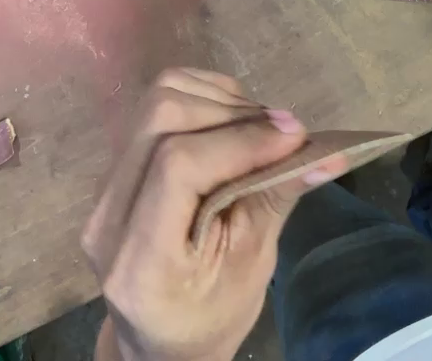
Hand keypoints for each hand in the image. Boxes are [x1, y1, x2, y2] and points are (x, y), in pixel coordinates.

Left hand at [82, 68, 349, 360]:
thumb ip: (277, 198)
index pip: (178, 166)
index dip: (240, 139)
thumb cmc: (212, 313)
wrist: (159, 336)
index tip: (295, 135)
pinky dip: (203, 96)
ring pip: (158, 100)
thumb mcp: (253, 266)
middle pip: (162, 118)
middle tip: (282, 131)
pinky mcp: (116, 163)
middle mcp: (107, 215)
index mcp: (140, 263)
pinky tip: (234, 121)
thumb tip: (327, 152)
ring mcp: (104, 185)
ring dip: (219, 101)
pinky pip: (155, 100)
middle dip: (231, 114)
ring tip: (259, 127)